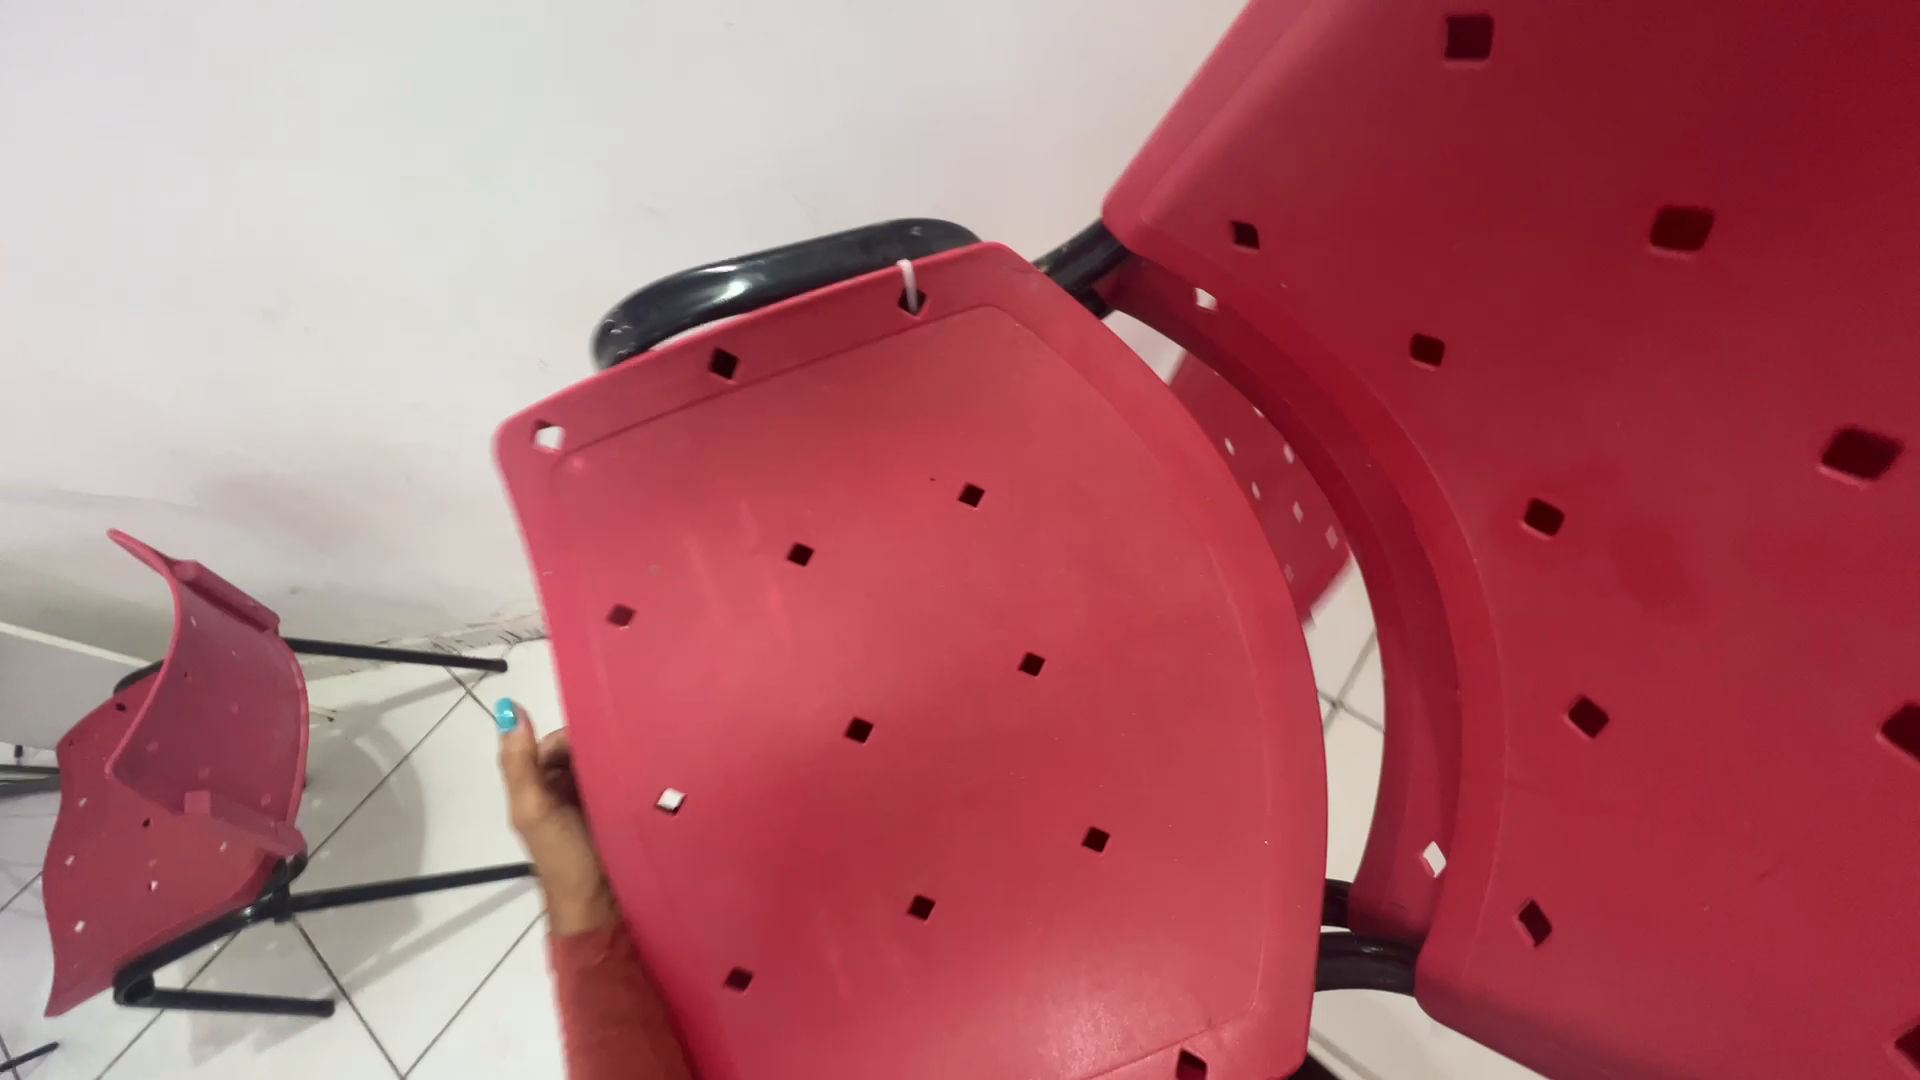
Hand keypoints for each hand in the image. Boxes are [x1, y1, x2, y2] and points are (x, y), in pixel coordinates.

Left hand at [495, 698, 619, 934]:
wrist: (602, 905)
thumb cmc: (564, 857)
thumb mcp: (534, 809)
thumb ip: (520, 762)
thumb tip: (508, 708)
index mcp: (539, 786)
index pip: (555, 742)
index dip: (573, 738)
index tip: (596, 744)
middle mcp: (564, 789)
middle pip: (581, 750)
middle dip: (599, 746)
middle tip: (621, 756)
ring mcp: (593, 800)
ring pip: (605, 762)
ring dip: (620, 758)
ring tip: (642, 760)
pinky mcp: (620, 808)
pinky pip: (625, 778)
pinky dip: (634, 773)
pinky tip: (651, 772)